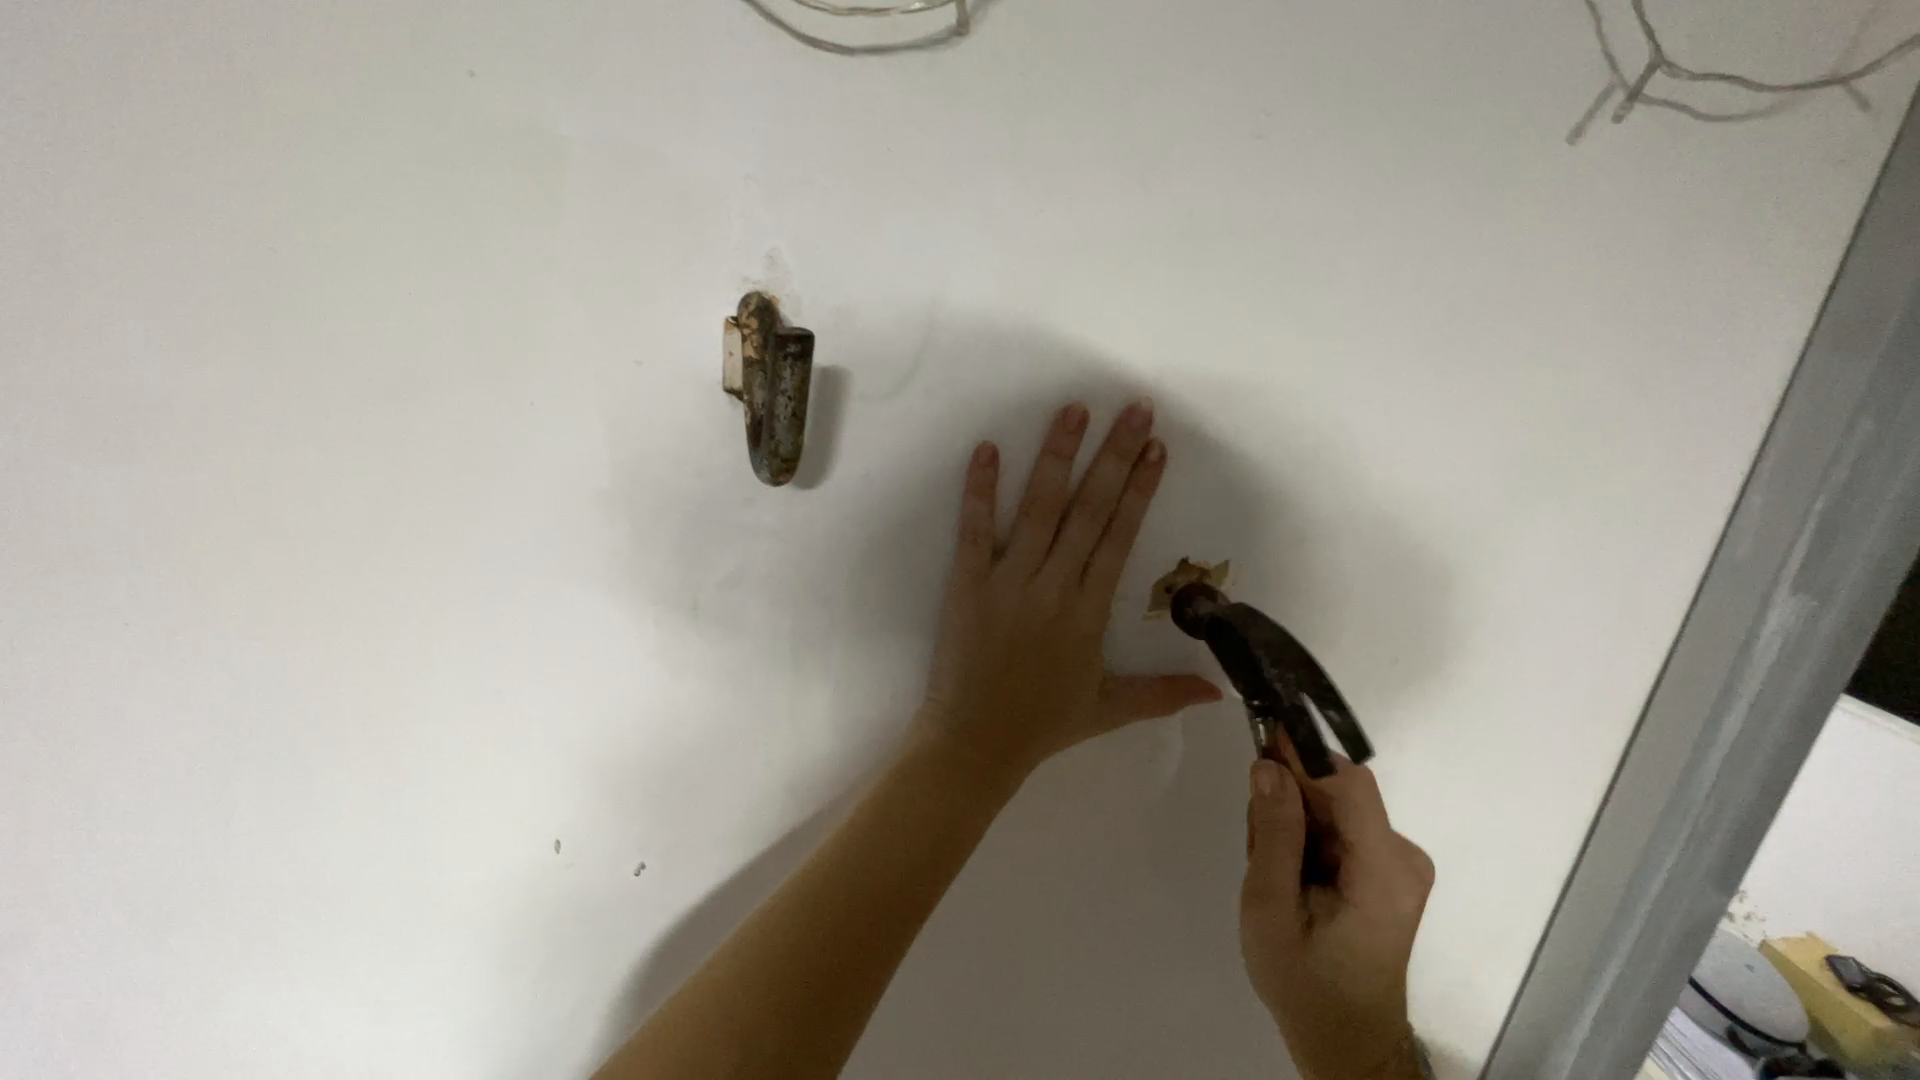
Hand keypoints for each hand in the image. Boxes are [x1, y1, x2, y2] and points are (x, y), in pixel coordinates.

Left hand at [913, 400, 1222, 785]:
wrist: (976, 741)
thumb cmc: (1043, 723)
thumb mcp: (1109, 709)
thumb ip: (1163, 693)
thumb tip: (1219, 693)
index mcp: (1090, 610)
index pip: (1121, 536)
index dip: (1140, 488)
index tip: (1157, 447)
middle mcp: (1055, 585)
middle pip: (1090, 510)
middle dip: (1114, 456)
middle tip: (1133, 408)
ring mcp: (1009, 580)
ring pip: (1039, 508)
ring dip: (1057, 456)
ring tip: (1073, 410)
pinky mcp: (968, 583)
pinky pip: (974, 529)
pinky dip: (979, 489)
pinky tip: (985, 449)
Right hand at [1241, 758, 1434, 1079]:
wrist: (1344, 1038)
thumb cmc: (1304, 981)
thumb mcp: (1270, 908)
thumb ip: (1272, 834)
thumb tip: (1268, 765)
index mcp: (1383, 872)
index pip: (1351, 783)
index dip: (1304, 755)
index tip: (1259, 746)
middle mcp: (1403, 857)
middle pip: (1338, 792)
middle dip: (1289, 799)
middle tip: (1256, 843)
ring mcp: (1398, 863)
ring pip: (1333, 806)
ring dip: (1293, 821)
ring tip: (1272, 871)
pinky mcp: (1387, 869)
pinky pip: (1339, 826)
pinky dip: (1306, 837)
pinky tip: (1289, 873)